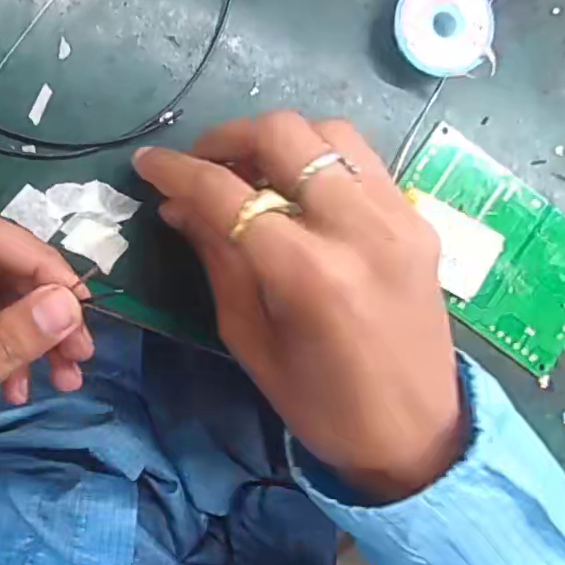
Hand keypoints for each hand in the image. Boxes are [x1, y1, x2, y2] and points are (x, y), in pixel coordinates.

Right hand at [133, 111, 461, 500]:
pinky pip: (359, 157)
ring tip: (245, 171)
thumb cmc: (315, 401)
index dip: (176, 170)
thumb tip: (177, 205)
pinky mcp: (418, 218)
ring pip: (326, 131)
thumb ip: (215, 257)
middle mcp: (358, 228)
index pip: (225, 193)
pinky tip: (291, 187)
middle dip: (225, 137)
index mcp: (307, 272)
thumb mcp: (245, 334)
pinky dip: (314, 157)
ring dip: (274, 140)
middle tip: (198, 164)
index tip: (146, 162)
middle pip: (282, 135)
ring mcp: (398, 216)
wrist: (418, 433)